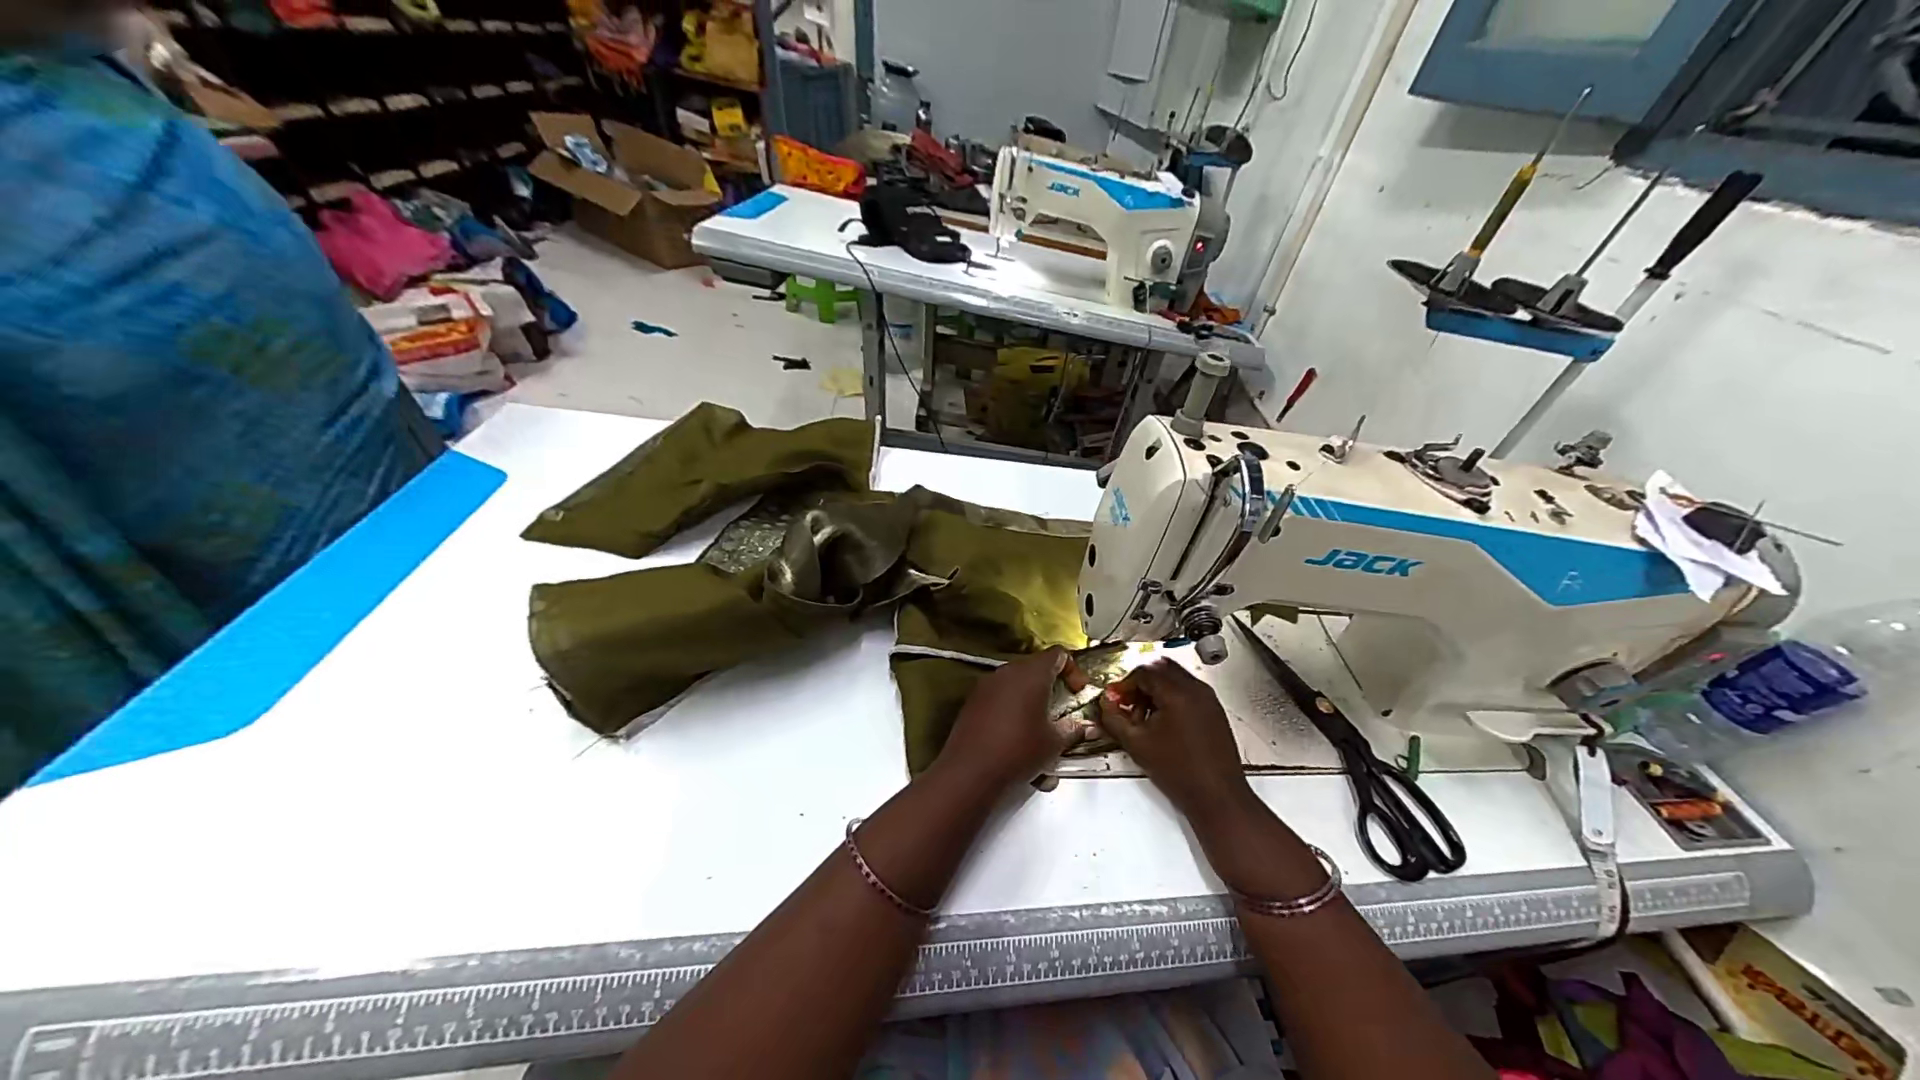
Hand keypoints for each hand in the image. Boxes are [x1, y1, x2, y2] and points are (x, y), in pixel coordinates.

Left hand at [936, 647, 1085, 791]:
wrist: (970, 772)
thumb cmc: (1019, 750)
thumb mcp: (1054, 742)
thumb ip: (1073, 729)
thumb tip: (1085, 727)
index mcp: (1032, 673)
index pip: (1059, 655)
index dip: (1074, 671)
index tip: (1080, 692)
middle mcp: (1007, 672)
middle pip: (1036, 669)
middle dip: (1053, 690)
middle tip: (1063, 713)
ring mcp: (987, 686)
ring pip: (1017, 688)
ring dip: (1033, 706)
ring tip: (1041, 735)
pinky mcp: (973, 703)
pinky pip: (1000, 701)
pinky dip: (1013, 715)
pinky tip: (1019, 743)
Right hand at [1097, 659, 1255, 824]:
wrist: (1216, 797)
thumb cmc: (1183, 773)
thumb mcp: (1136, 744)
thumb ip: (1114, 719)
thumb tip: (1105, 706)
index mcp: (1177, 693)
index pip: (1144, 671)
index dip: (1124, 684)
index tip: (1115, 698)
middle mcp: (1196, 691)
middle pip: (1161, 669)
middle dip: (1140, 683)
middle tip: (1127, 701)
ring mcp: (1208, 700)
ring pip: (1175, 679)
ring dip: (1155, 690)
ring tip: (1143, 716)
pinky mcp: (1214, 712)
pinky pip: (1188, 692)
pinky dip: (1171, 699)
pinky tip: (1161, 723)